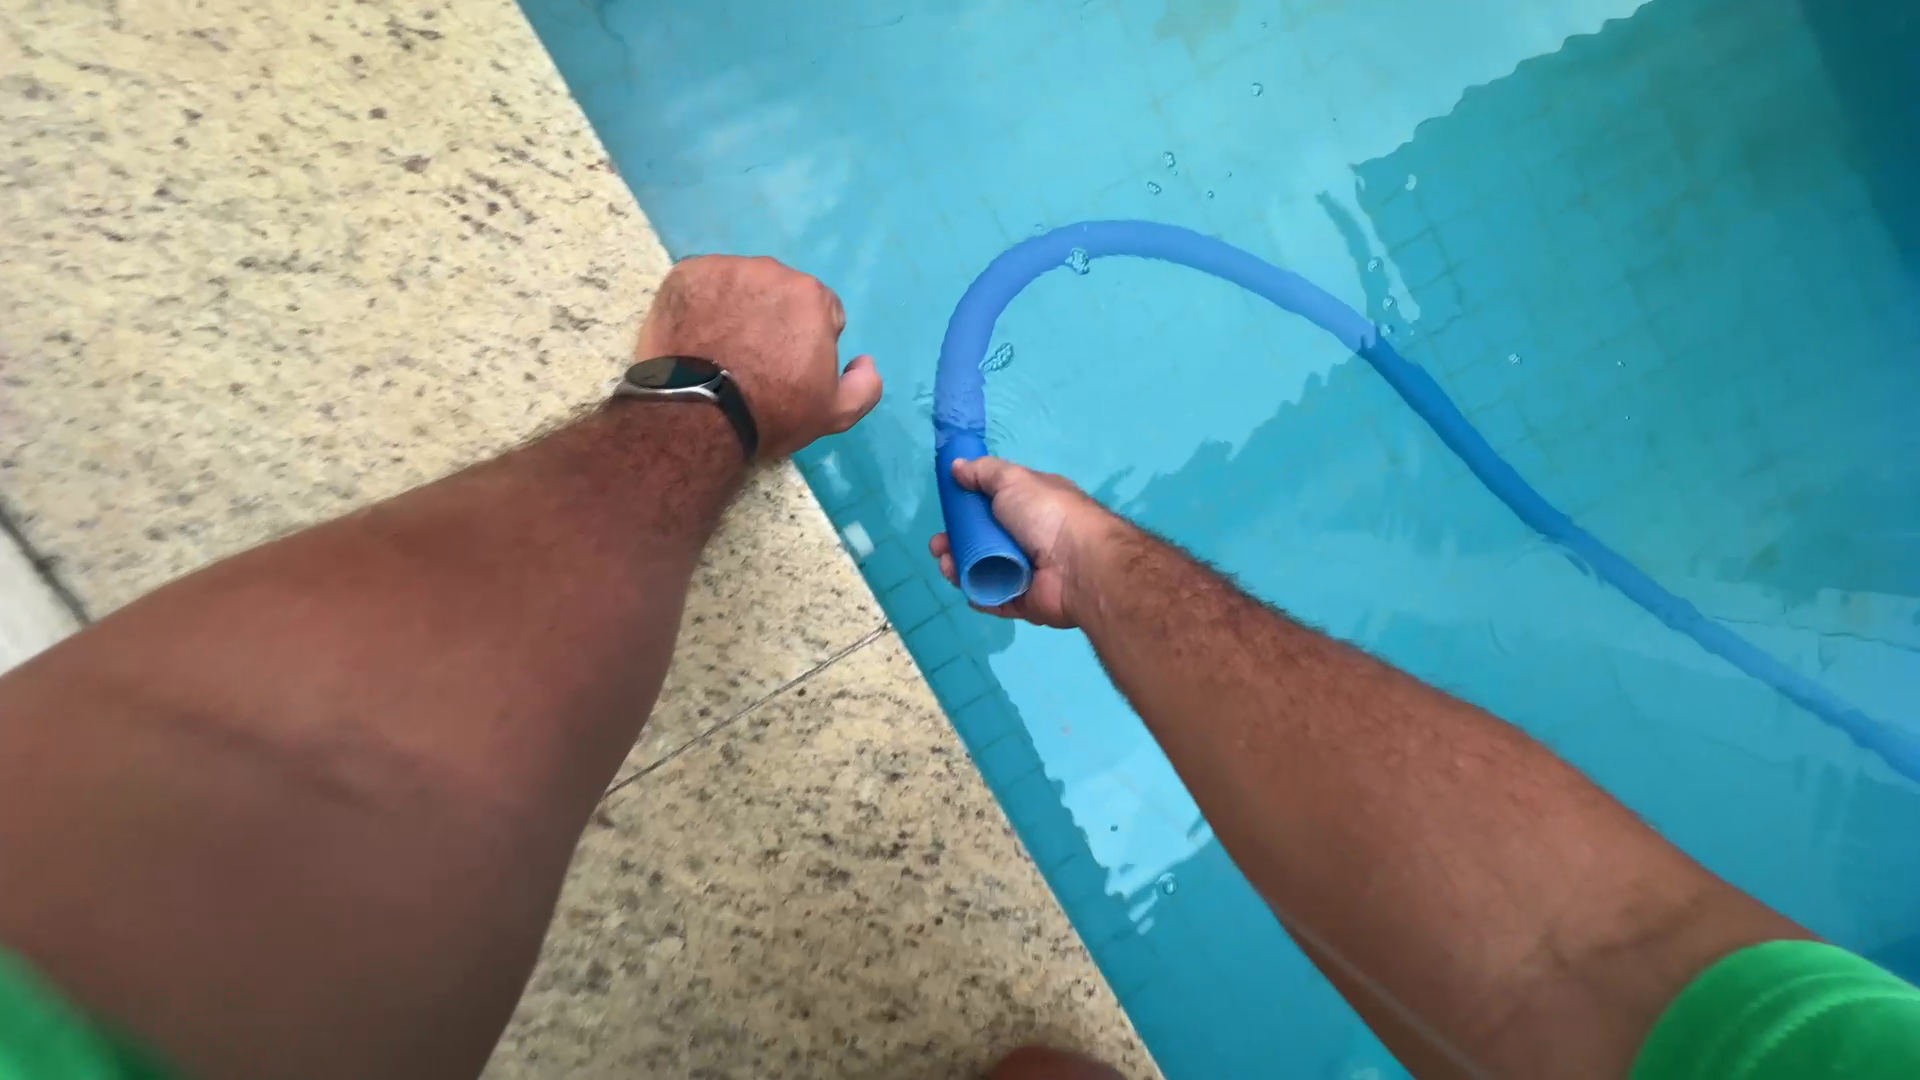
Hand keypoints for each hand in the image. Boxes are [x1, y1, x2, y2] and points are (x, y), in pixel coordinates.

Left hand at [636, 255, 882, 457]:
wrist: (698, 415)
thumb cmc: (773, 412)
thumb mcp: (835, 414)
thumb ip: (866, 385)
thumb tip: (865, 362)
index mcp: (813, 296)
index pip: (823, 312)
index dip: (810, 342)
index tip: (791, 368)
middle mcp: (772, 270)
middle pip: (782, 293)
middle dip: (775, 319)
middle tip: (757, 359)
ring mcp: (724, 268)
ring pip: (743, 286)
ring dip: (740, 308)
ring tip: (725, 348)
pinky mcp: (684, 274)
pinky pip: (704, 285)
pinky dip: (704, 305)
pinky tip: (699, 337)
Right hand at [929, 457, 1120, 628]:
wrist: (1078, 564)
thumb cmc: (1046, 514)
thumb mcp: (1014, 480)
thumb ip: (984, 472)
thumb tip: (957, 466)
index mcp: (1033, 506)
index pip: (996, 505)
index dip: (970, 508)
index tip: (948, 511)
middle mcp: (1031, 538)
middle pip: (984, 540)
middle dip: (956, 542)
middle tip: (939, 546)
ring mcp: (1028, 571)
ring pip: (985, 570)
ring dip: (960, 568)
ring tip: (946, 565)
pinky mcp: (1025, 601)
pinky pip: (995, 597)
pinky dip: (978, 593)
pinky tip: (964, 587)